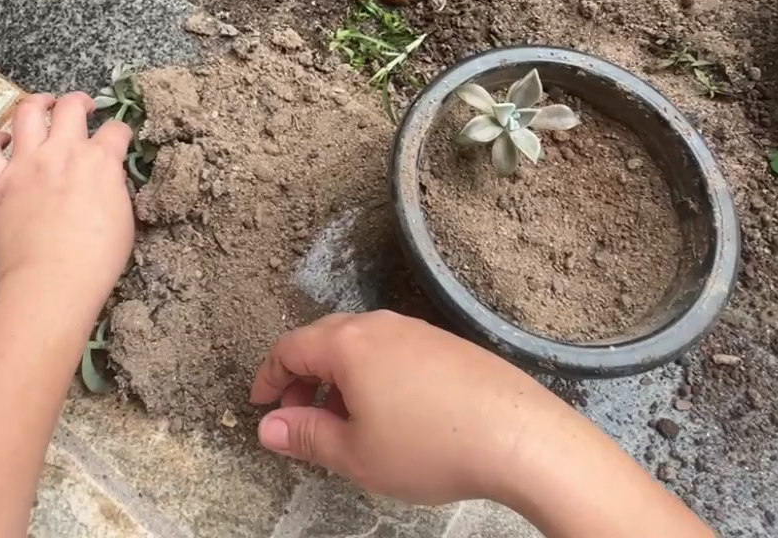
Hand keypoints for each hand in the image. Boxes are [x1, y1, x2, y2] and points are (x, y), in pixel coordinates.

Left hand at [0, 93, 133, 323]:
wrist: (51, 282)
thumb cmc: (96, 260)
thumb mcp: (124, 218)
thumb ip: (114, 188)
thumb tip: (107, 179)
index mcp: (100, 160)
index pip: (116, 130)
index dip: (120, 131)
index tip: (118, 137)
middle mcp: (63, 151)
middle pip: (71, 106)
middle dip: (80, 101)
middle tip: (83, 107)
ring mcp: (27, 163)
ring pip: (28, 111)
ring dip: (38, 103)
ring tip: (43, 105)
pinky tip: (2, 141)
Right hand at [249, 311, 561, 504]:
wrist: (517, 433)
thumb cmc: (427, 445)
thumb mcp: (356, 454)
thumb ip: (305, 436)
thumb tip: (267, 427)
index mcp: (346, 342)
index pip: (289, 347)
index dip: (268, 376)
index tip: (260, 405)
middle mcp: (375, 323)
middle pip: (321, 339)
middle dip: (301, 376)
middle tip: (296, 415)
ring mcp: (412, 327)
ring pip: (357, 344)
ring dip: (336, 377)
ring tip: (343, 421)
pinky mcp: (441, 341)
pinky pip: (389, 348)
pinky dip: (370, 373)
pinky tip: (387, 411)